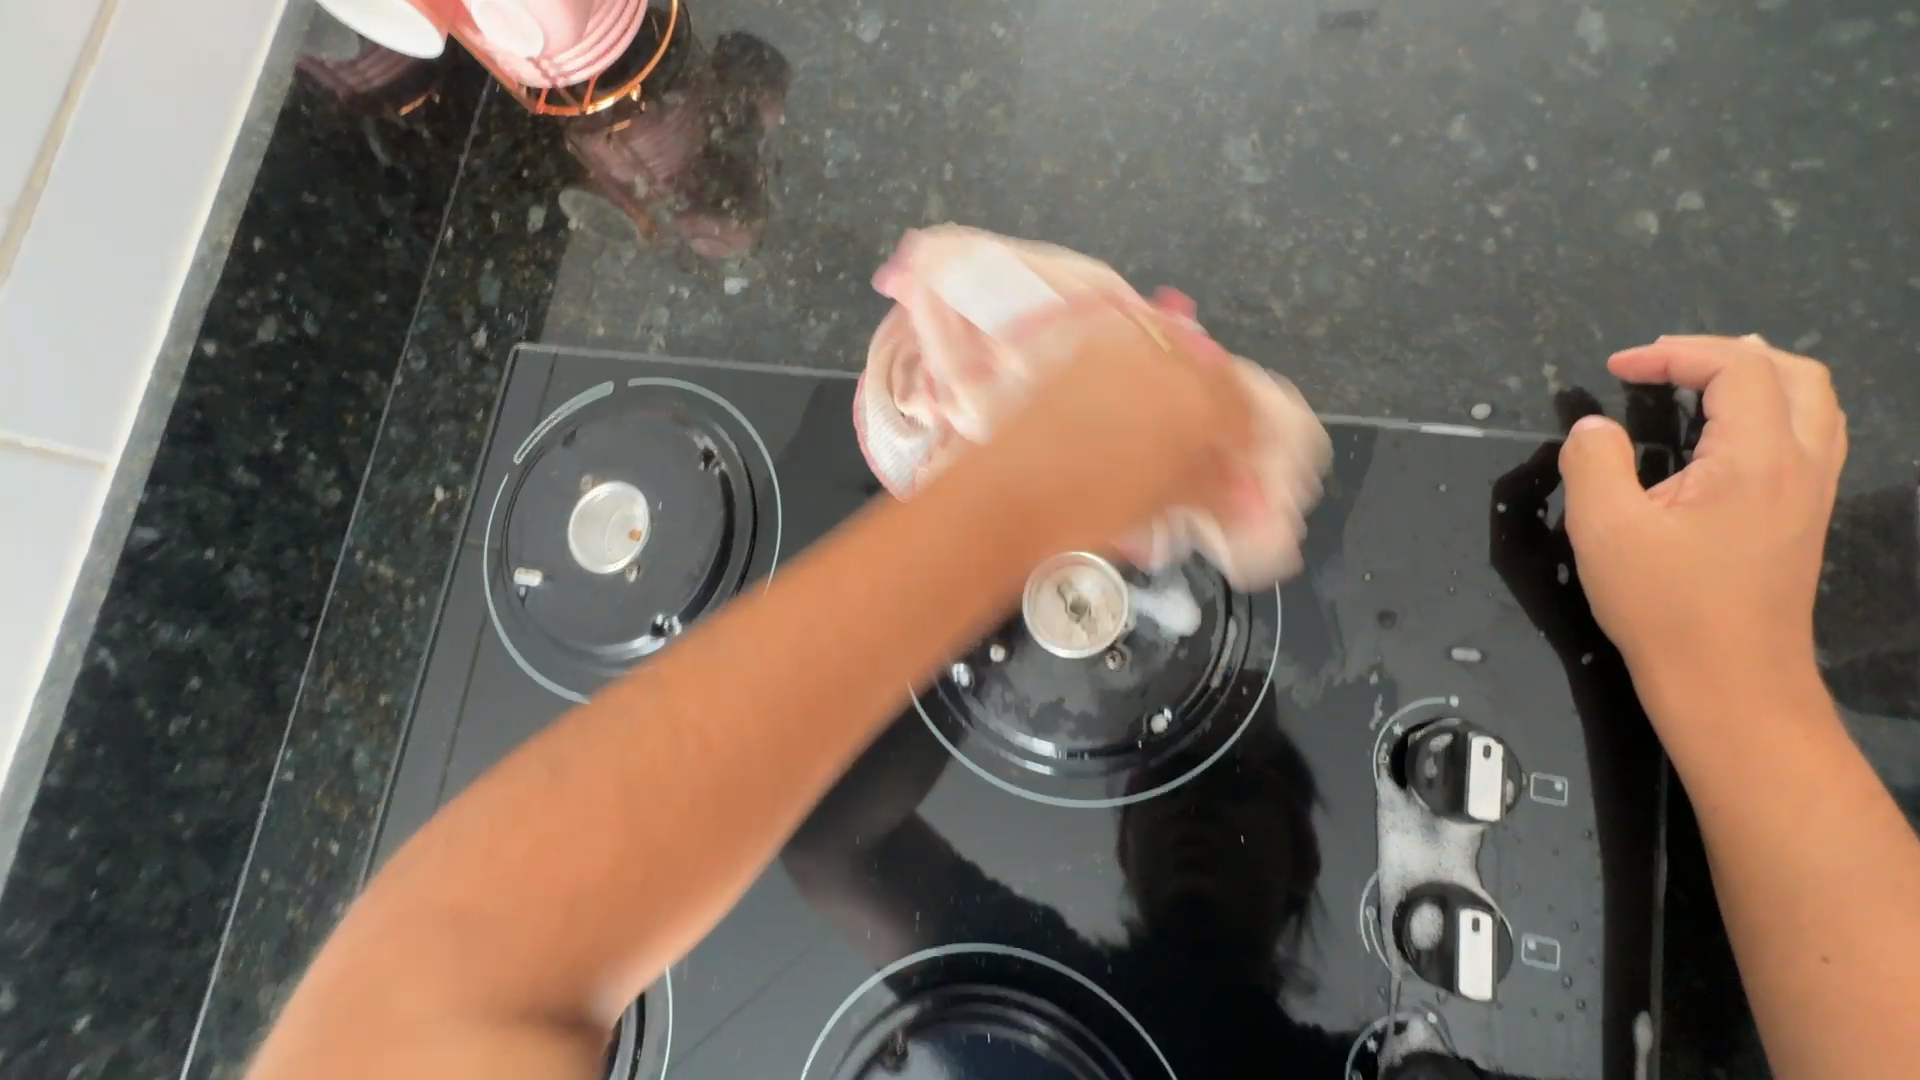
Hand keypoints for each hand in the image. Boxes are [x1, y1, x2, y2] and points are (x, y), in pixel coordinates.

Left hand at [972, 303, 1261, 555]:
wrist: (1008, 494)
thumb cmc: (1092, 507)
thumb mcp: (1167, 500)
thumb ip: (1216, 489)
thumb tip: (1242, 494)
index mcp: (1203, 398)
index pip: (1249, 415)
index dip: (1248, 445)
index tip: (1240, 467)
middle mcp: (1168, 358)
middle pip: (1214, 378)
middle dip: (1217, 412)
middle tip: (1206, 446)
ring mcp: (1121, 347)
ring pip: (1172, 358)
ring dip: (1180, 388)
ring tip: (1166, 428)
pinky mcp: (1082, 348)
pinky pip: (1129, 354)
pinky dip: (1139, 377)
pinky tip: (1128, 410)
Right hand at [1557, 335, 1846, 715]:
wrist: (1726, 676)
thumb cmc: (1662, 603)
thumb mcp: (1603, 529)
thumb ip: (1593, 463)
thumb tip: (1593, 429)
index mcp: (1755, 460)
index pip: (1736, 369)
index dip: (1674, 354)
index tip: (1616, 368)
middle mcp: (1800, 465)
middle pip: (1793, 372)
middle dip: (1723, 353)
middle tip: (1659, 363)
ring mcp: (1811, 491)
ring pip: (1812, 402)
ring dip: (1757, 375)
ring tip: (1699, 379)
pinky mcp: (1803, 515)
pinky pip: (1809, 435)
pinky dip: (1772, 409)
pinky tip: (1729, 430)